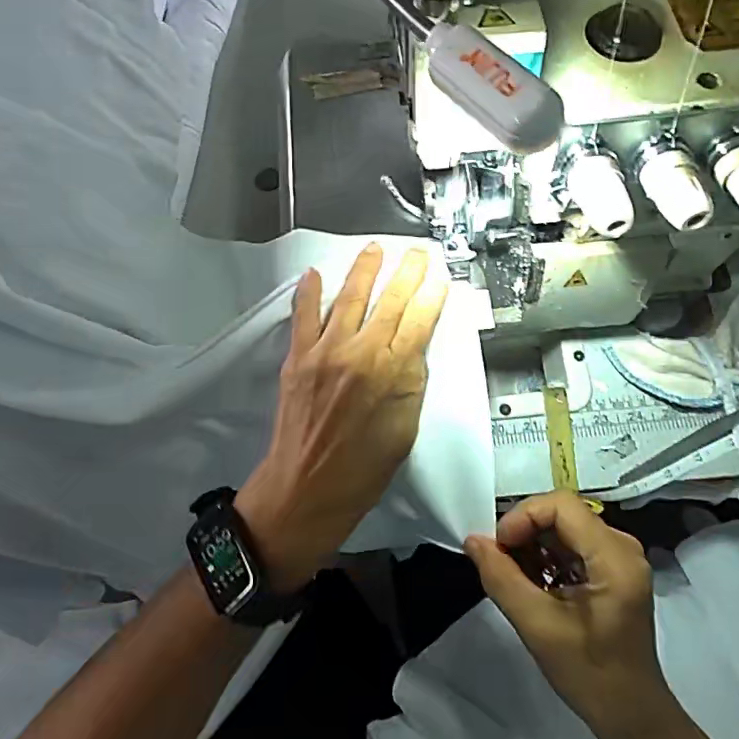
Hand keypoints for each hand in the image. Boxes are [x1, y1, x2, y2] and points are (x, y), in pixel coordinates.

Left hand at [237, 244, 447, 590]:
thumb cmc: (364, 469)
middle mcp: (362, 353)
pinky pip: (304, 315)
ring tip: (375, 249)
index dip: (433, 298)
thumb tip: (412, 351)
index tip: (440, 281)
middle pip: (390, 301)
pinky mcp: (298, 357)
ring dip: (365, 269)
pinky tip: (315, 274)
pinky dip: (310, 292)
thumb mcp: (406, 429)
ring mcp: (326, 352)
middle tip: (418, 254)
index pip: (420, 322)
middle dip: (408, 273)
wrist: (307, 489)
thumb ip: (411, 383)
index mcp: (395, 373)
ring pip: (350, 297)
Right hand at [465, 492, 683, 738]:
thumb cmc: (590, 675)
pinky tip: (532, 582)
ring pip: (565, 526)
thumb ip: (502, 578)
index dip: (524, 517)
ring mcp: (620, 556)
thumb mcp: (538, 627)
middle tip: (498, 561)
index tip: (498, 547)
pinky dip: (547, 555)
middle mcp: (622, 546)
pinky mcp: (614, 568)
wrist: (632, 714)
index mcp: (615, 557)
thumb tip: (473, 540)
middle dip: (525, 531)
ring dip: (533, 544)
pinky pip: (574, 543)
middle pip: (563, 513)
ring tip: (512, 574)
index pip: (562, 505)